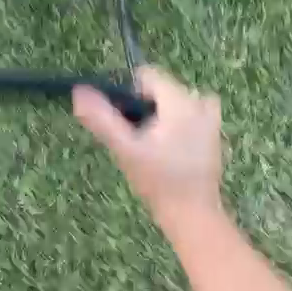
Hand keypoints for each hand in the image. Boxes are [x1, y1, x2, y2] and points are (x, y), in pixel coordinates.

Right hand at [73, 66, 224, 220]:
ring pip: (169, 103)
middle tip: (134, 142)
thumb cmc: (158, 182)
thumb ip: (101, 118)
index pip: (146, 76)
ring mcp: (210, 117)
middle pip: (158, 90)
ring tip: (149, 149)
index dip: (127, 95)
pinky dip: (170, 127)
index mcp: (181, 100)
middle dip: (141, 109)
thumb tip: (78, 91)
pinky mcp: (213, 132)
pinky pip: (184, 116)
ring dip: (155, 119)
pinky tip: (165, 153)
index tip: (122, 122)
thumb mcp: (125, 149)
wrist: (192, 214)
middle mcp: (201, 101)